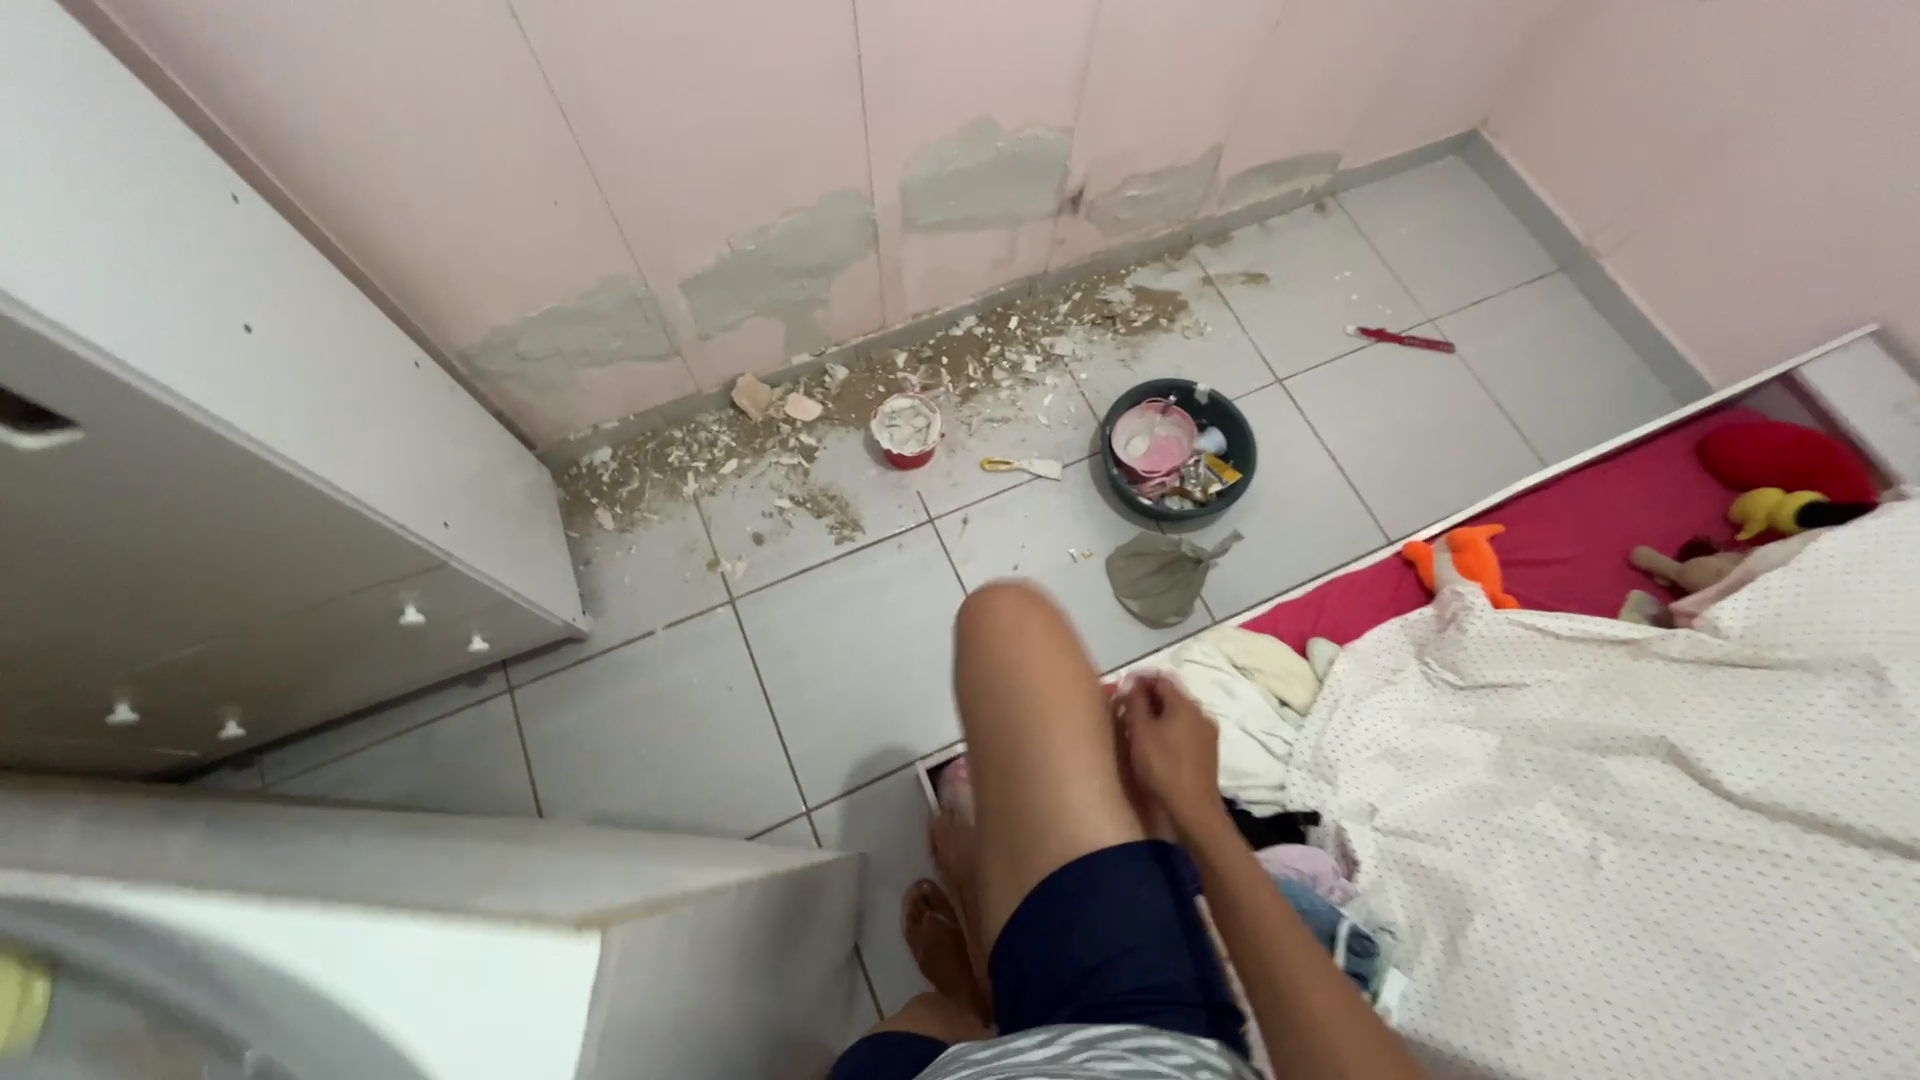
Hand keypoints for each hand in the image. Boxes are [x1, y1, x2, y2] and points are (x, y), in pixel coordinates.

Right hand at [1116, 673, 1223, 835]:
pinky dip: (1170, 728)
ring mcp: (1207, 732)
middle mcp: (1200, 712)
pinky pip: (1186, 729)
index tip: (1122, 687)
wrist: (1193, 807)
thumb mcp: (1140, 731)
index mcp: (1184, 704)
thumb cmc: (1162, 766)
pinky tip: (1158, 743)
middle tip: (1126, 708)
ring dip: (1159, 714)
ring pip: (1179, 713)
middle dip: (1148, 697)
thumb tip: (1132, 683)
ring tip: (1139, 727)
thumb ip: (1135, 702)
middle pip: (1171, 695)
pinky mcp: (1208, 750)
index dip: (1140, 679)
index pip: (1161, 679)